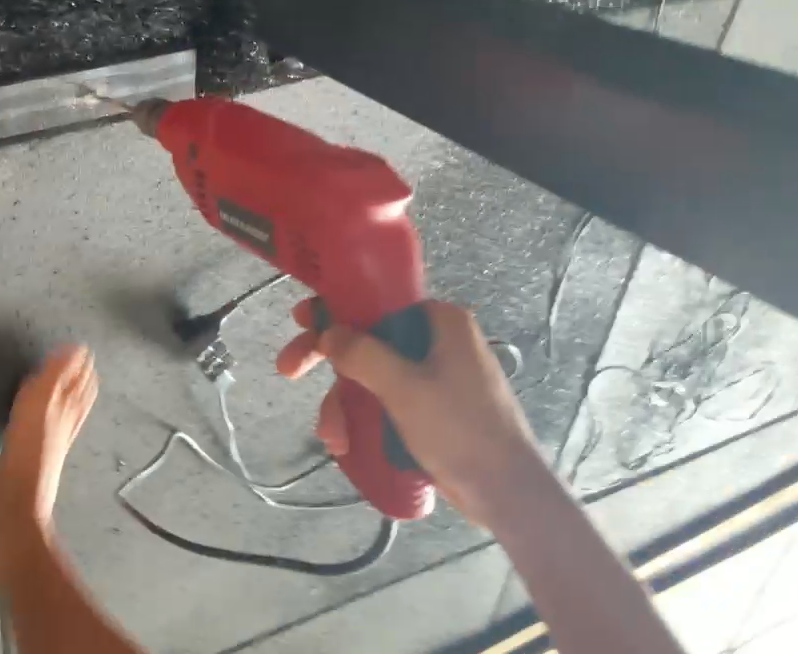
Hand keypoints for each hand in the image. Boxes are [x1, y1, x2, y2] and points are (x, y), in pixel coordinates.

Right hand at [280, 299, 543, 528]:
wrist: (510, 496)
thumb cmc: (460, 429)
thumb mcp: (403, 386)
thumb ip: (359, 352)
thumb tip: (325, 332)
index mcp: (440, 321)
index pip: (375, 301)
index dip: (333, 310)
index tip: (300, 322)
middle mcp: (437, 341)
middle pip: (366, 339)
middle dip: (327, 361)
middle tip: (287, 369)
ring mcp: (434, 375)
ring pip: (370, 374)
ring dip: (343, 402)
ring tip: (330, 435)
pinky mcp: (432, 407)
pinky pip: (384, 399)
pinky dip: (362, 416)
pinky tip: (345, 442)